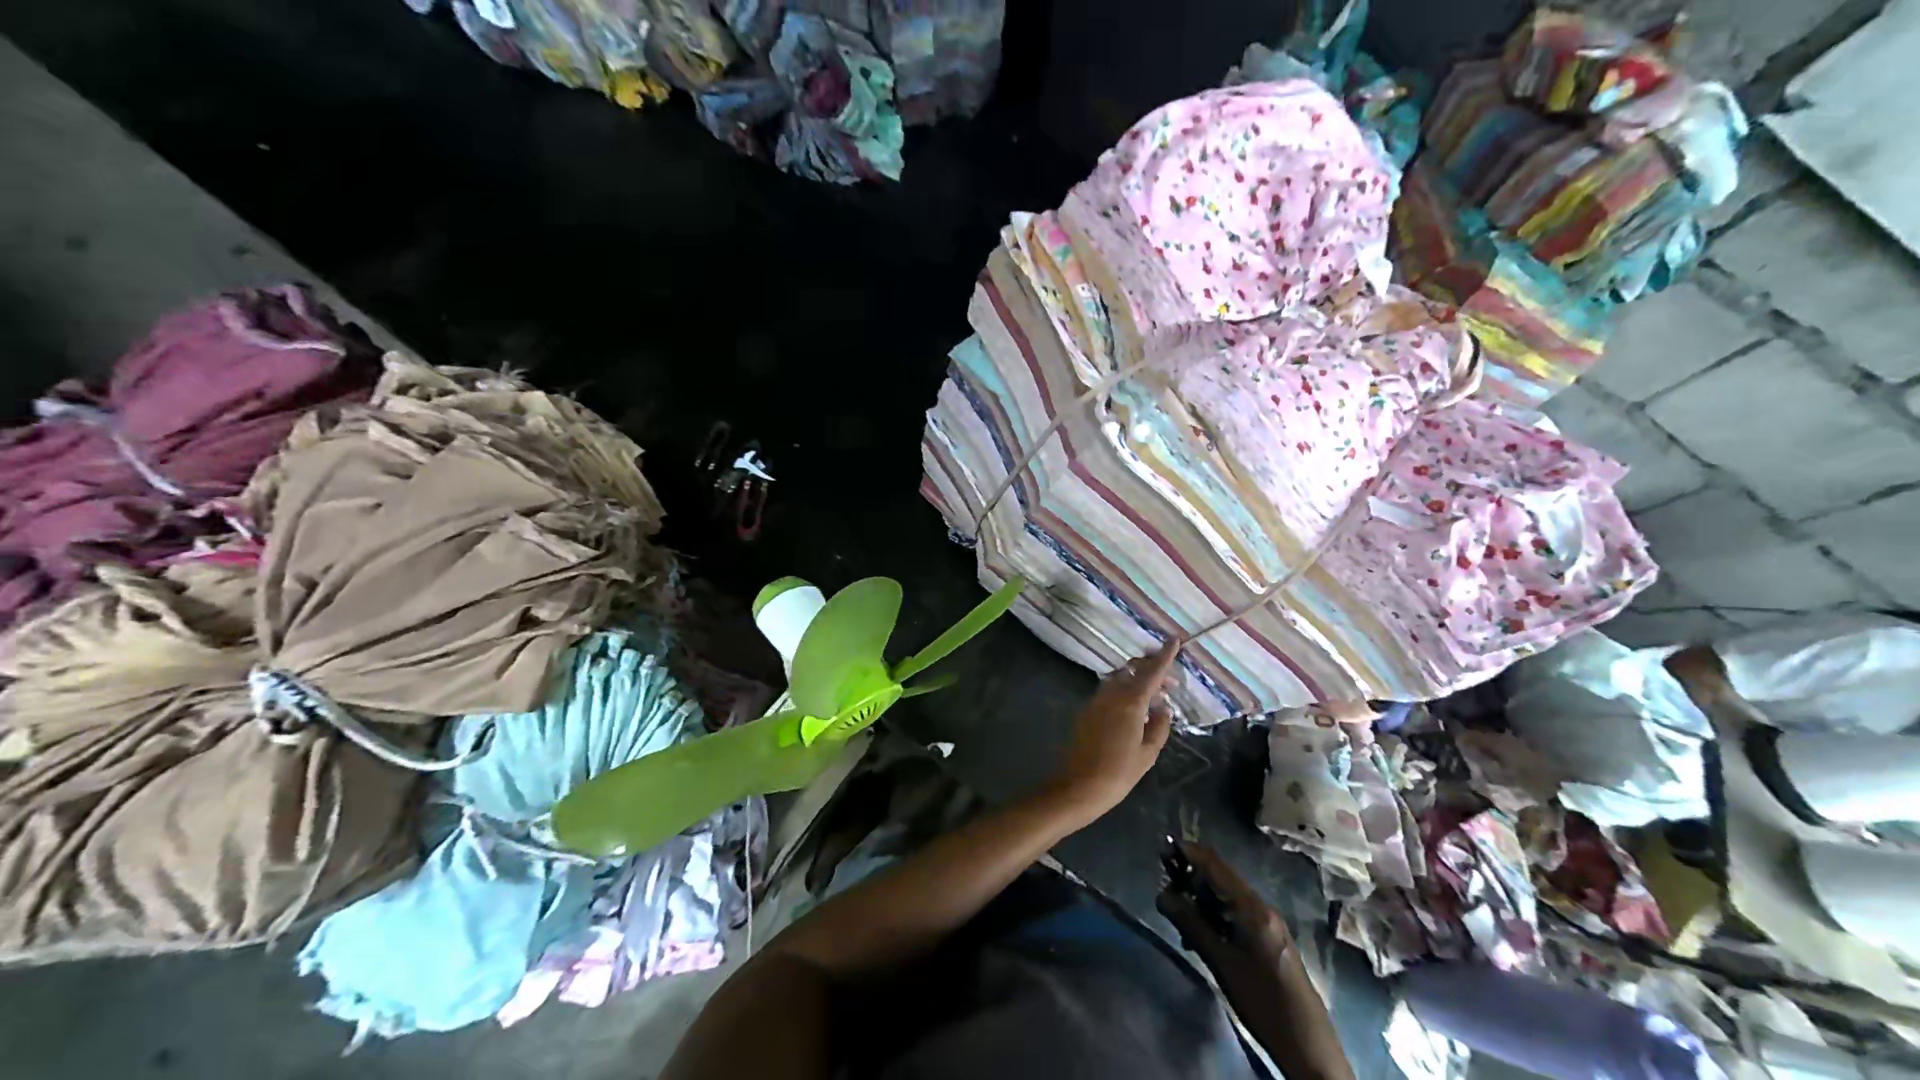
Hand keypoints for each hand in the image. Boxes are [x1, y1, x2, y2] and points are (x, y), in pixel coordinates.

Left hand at [1043, 643, 1178, 820]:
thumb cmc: (1119, 772)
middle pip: (1132, 670)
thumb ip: (1159, 726)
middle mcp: (1111, 695)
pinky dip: (1123, 692)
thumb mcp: (1148, 753)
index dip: (1164, 656)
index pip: (1151, 672)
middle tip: (1168, 681)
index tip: (1174, 639)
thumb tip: (1163, 707)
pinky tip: (1132, 710)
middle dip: (1150, 668)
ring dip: (1136, 681)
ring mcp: (1095, 701)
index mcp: (1130, 703)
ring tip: (1153, 697)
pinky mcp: (1086, 711)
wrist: (1079, 786)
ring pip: (1119, 680)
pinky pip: (1109, 692)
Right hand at [1158, 840, 1293, 991]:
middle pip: (1222, 878)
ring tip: (1176, 910)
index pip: (1216, 866)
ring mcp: (1268, 924)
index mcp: (1253, 908)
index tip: (1164, 847)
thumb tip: (1162, 895)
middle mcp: (1262, 908)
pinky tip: (1199, 932)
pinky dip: (1215, 915)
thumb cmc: (1262, 1000)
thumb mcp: (1221, 962)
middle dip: (1192, 876)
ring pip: (1228, 898)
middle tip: (1164, 882)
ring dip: (1202, 898)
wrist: (1307, 1044)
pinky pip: (1236, 914)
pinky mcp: (1268, 939)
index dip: (1190, 852)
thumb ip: (1191, 925)